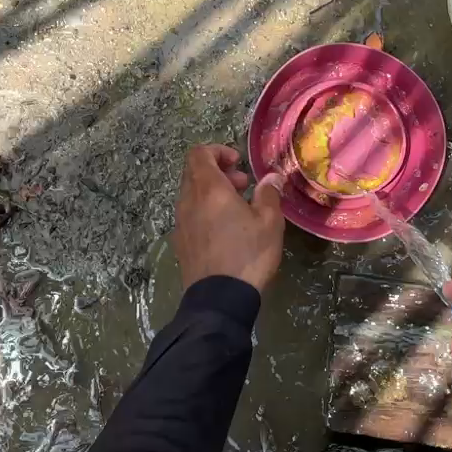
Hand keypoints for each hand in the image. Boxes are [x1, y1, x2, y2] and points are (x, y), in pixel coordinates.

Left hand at [172, 144, 285, 292]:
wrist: (219, 300)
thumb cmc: (247, 254)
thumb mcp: (269, 222)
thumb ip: (269, 194)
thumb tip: (272, 177)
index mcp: (208, 189)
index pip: (199, 153)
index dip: (218, 151)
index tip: (238, 163)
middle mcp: (188, 200)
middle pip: (193, 171)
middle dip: (218, 171)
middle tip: (243, 184)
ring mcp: (180, 222)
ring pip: (191, 193)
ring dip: (212, 192)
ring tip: (238, 208)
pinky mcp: (180, 242)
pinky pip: (190, 214)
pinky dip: (205, 210)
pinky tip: (226, 230)